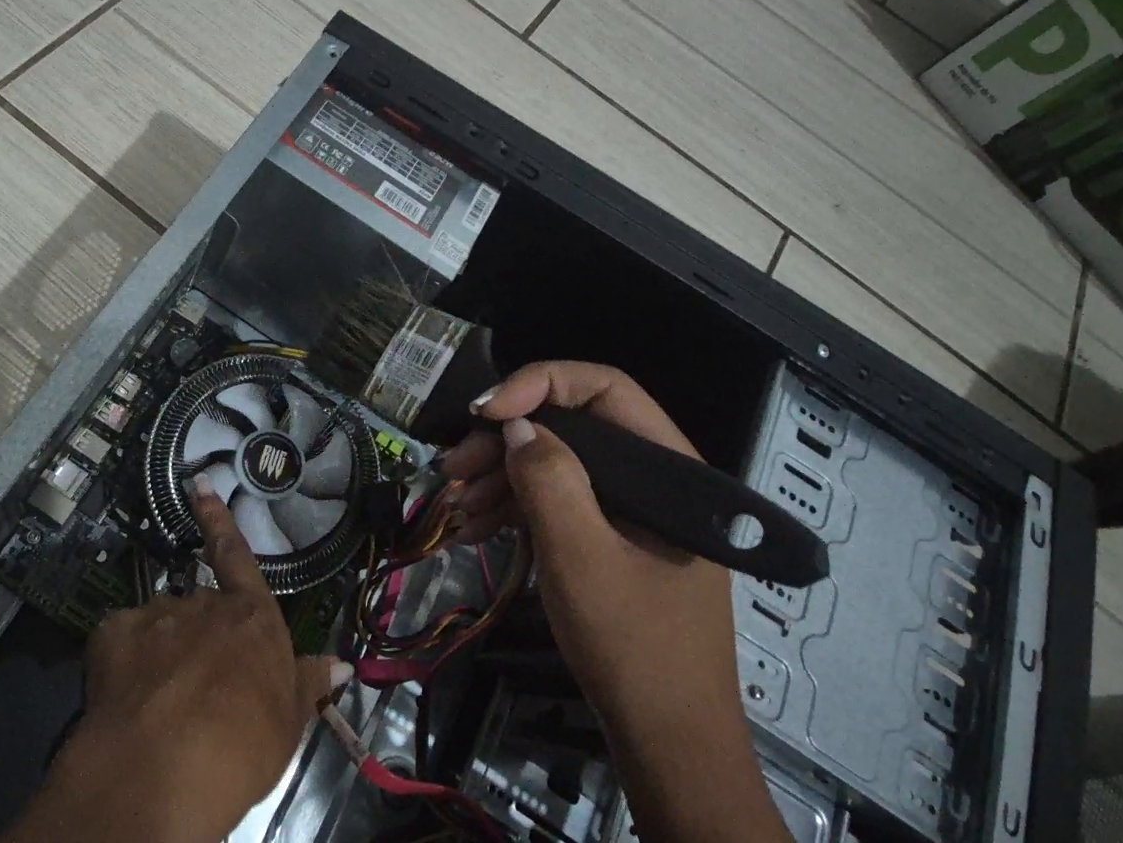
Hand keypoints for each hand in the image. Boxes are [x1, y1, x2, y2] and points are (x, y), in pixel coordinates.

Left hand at [0, 476, 346, 842]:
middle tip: (198, 690)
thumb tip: (340, 665)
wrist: (164, 767)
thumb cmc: (243, 745)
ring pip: (160, 626)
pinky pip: (121, 642)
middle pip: (199, 609)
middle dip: (198, 639)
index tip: (199, 485)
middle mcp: (202, 604)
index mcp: (251, 618)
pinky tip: (129, 699)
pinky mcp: (112, 635)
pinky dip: (126, 664)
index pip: (236, 557)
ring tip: (162, 704)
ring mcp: (155, 616)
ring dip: (163, 653)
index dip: (218, 521)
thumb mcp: (290, 722)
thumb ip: (307, 685)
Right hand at [438, 361, 791, 842]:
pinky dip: (515, 510)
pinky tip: (475, 528)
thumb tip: (516, 425)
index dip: (540, 384)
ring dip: (501, 478)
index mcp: (669, 470)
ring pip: (558, 465)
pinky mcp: (611, 539)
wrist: (666, 738)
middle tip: (453, 467)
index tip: (484, 413)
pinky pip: (559, 503)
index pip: (604, 389)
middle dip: (507, 441)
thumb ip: (550, 479)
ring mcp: (632, 511)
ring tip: (455, 506)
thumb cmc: (633, 646)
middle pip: (573, 427)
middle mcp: (654, 479)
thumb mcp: (580, 556)